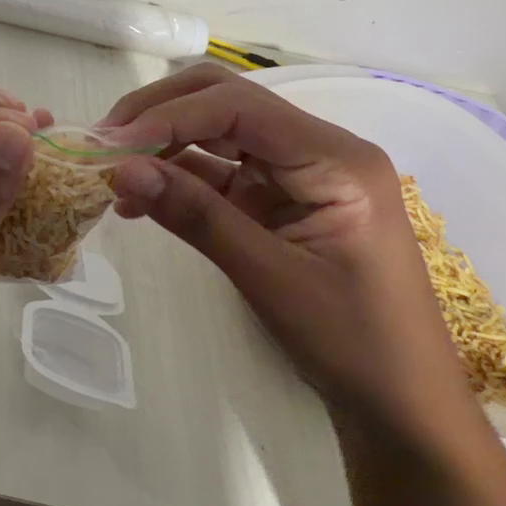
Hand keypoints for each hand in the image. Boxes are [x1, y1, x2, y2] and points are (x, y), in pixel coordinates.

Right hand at [97, 64, 456, 416]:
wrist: (401, 405)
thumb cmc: (354, 343)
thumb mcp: (270, 278)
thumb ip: (196, 216)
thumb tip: (120, 170)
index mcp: (335, 158)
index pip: (238, 105)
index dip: (168, 115)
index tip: (110, 144)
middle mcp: (316, 149)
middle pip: (224, 100)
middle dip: (159, 113)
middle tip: (103, 142)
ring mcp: (295, 172)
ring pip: (214, 128)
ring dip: (160, 142)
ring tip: (111, 171)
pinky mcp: (276, 196)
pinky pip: (216, 167)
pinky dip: (174, 175)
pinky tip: (137, 198)